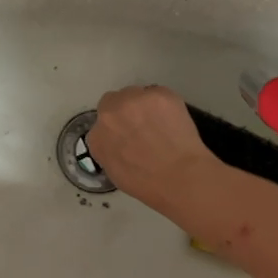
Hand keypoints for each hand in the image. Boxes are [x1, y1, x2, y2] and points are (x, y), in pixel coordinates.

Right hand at [87, 85, 219, 206]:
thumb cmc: (148, 184)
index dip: (117, 128)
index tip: (129, 136)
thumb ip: (109, 150)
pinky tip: (173, 120)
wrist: (180, 176)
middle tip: (143, 126)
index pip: (102, 124)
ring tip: (161, 123)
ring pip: (136, 94)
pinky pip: (158, 93)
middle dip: (125, 111)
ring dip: (144, 105)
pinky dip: (164, 104)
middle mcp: (110, 113)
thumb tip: (119, 142)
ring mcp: (134, 99)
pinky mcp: (158, 93)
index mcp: (97, 136)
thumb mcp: (115, 173)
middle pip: (113, 101)